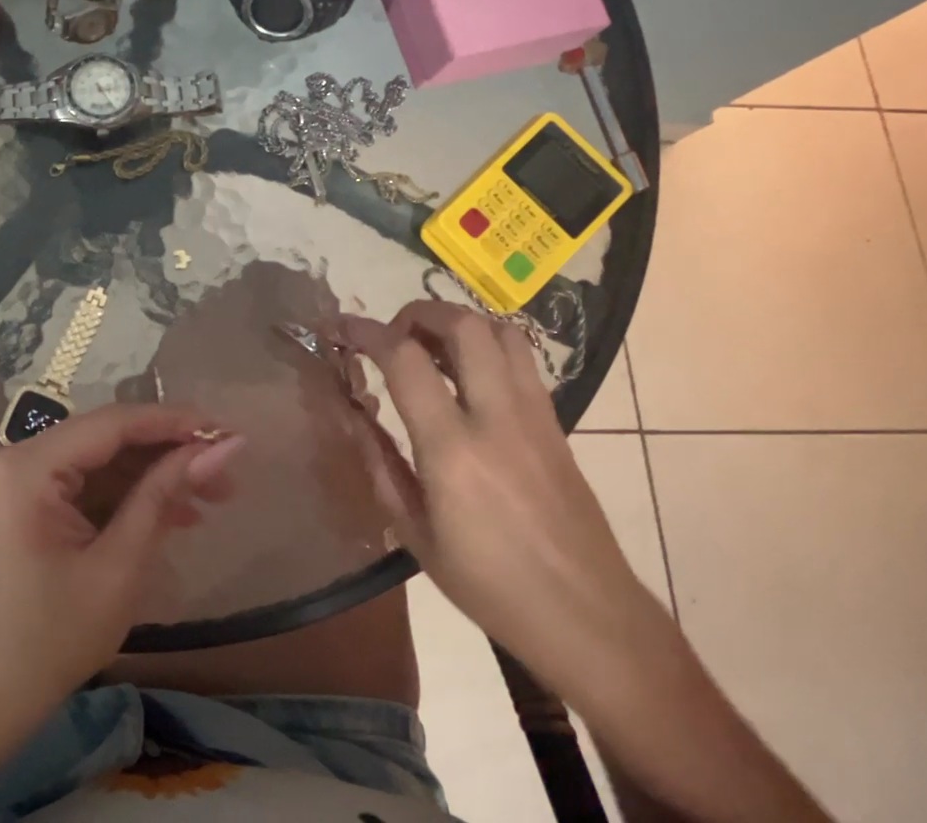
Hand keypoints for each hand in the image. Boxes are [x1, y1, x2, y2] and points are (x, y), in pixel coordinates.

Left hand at [0, 404, 242, 725]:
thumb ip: (165, 494)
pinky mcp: (22, 500)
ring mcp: (13, 479)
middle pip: (105, 440)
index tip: (228, 431)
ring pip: (99, 461)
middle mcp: (11, 458)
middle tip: (227, 475)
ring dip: (153, 477)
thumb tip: (224, 447)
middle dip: (168, 454)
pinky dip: (125, 497)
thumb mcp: (119, 565)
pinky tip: (174, 513)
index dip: (173, 422)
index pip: (110, 424)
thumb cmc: (56, 635)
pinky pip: (82, 484)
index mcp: (24, 467)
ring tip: (214, 498)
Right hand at [341, 302, 674, 698]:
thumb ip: (380, 464)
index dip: (366, 332)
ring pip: (503, 332)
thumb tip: (354, 413)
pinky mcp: (558, 425)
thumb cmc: (488, 585)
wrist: (586, 614)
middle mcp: (498, 417)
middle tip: (391, 335)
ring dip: (459, 324)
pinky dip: (489, 347)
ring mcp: (535, 416)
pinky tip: (467, 378)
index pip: (406, 360)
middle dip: (418, 313)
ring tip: (430, 348)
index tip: (340, 328)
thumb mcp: (414, 534)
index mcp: (453, 449)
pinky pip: (523, 361)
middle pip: (464, 325)